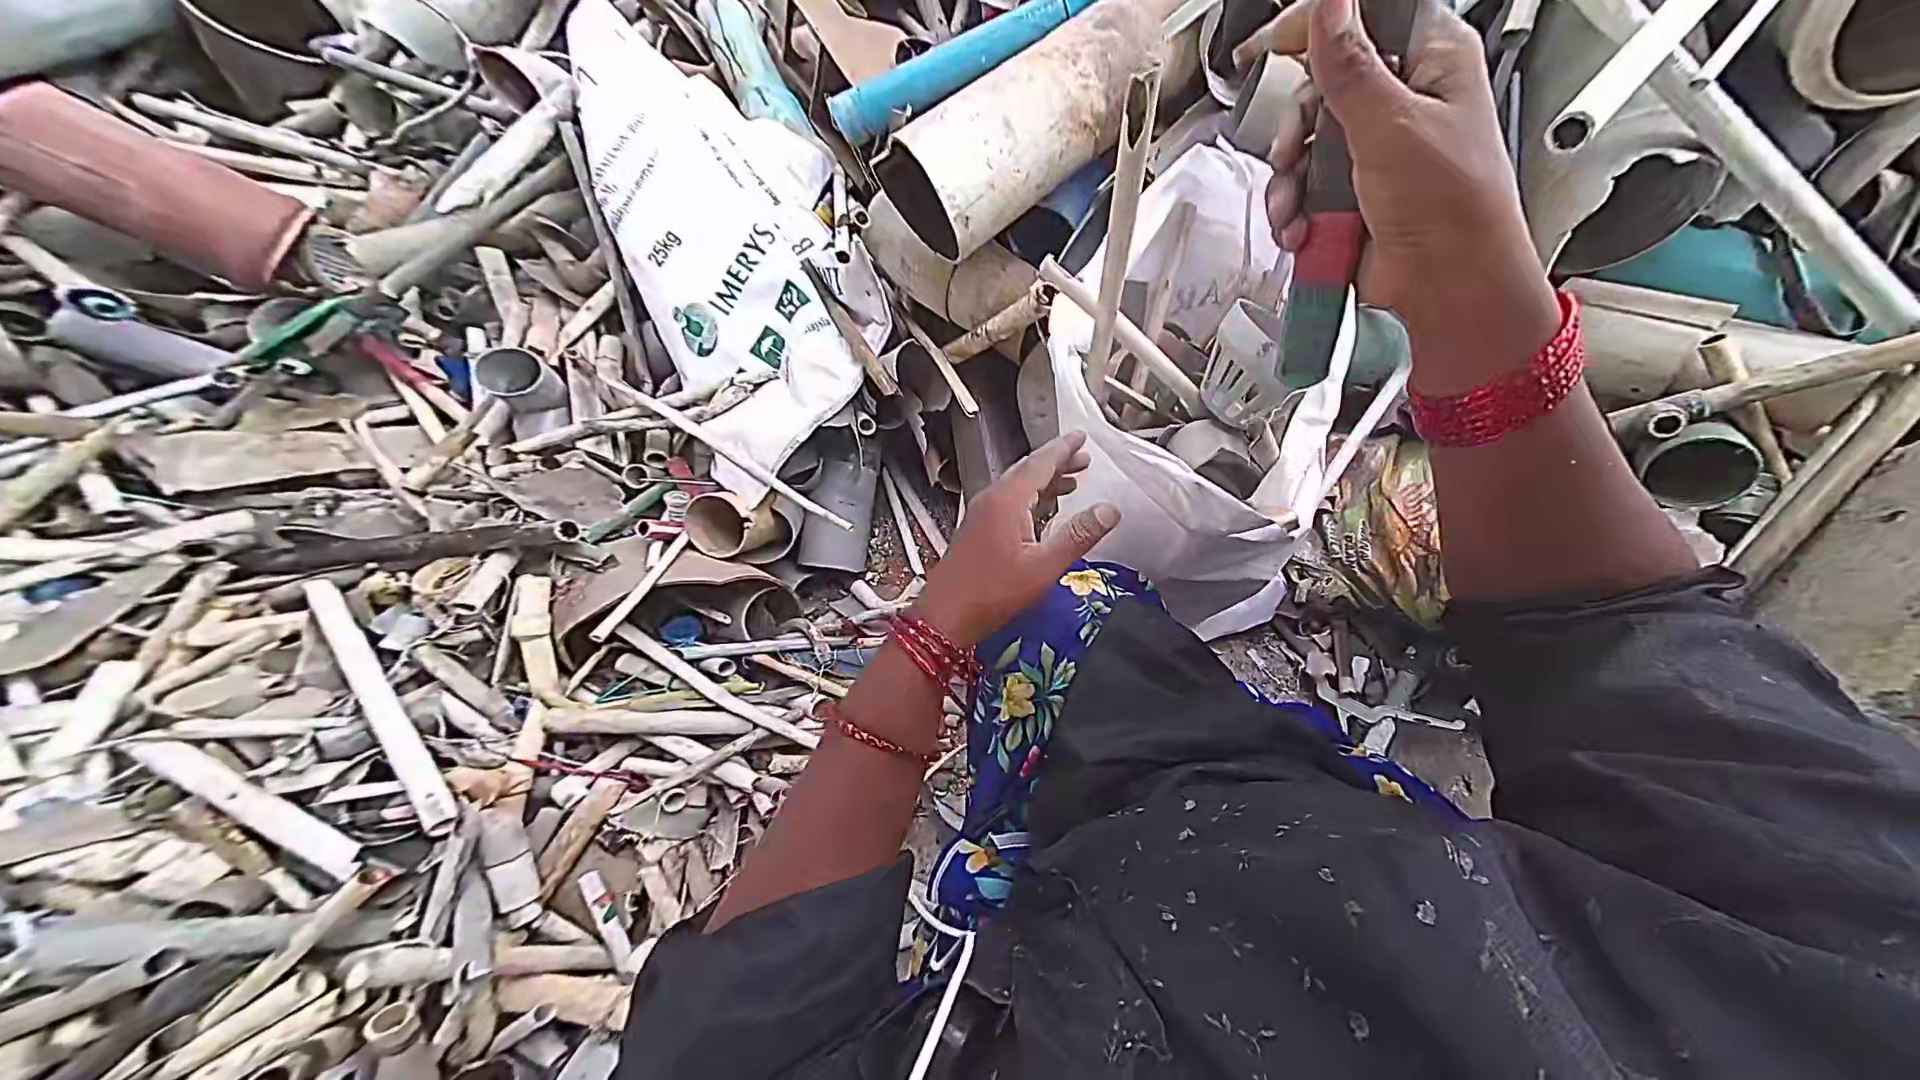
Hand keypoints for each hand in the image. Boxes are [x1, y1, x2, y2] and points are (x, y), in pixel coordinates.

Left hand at [913, 432, 1119, 646]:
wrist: (946, 616)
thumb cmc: (993, 593)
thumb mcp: (1044, 567)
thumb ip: (1078, 536)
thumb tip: (1109, 510)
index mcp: (1007, 500)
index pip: (1040, 463)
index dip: (1063, 449)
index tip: (1081, 437)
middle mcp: (992, 499)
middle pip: (1028, 470)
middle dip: (1057, 462)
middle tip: (1083, 459)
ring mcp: (982, 514)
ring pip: (1018, 486)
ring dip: (1045, 481)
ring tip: (1072, 481)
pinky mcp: (979, 529)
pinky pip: (1010, 502)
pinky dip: (1032, 498)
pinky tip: (1044, 510)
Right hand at [1263, 0, 1559, 392]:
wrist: (1443, 277)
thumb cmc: (1448, 199)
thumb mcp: (1392, 124)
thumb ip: (1351, 67)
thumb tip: (1330, 8)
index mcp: (1427, 64)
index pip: (1363, 21)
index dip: (1312, 29)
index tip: (1266, 47)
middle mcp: (1396, 104)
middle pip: (1317, 93)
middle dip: (1293, 130)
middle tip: (1290, 153)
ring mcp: (1368, 154)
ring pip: (1301, 149)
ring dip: (1287, 184)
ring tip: (1295, 210)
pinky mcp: (1346, 196)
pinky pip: (1300, 193)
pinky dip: (1292, 213)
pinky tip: (1301, 230)